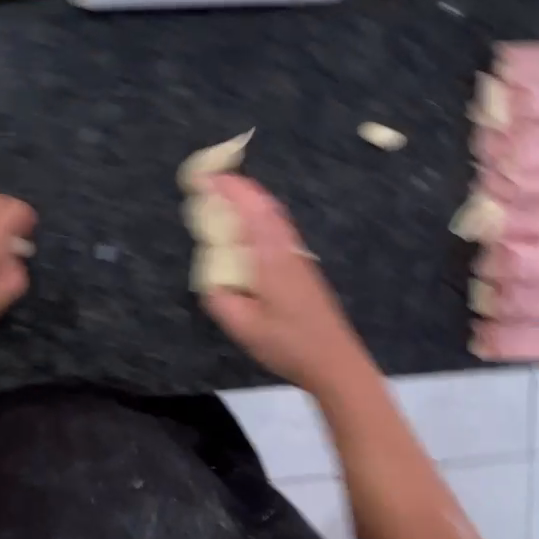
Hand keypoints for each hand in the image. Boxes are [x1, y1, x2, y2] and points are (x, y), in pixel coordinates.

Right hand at [200, 174, 373, 394]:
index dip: (227, 188)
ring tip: (223, 197)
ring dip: (249, 199)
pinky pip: (278, 227)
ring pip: (273, 214)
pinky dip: (259, 214)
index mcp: (271, 256)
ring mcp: (298, 256)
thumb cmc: (288, 344)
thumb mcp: (242, 326)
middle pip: (264, 203)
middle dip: (237, 186)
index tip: (204, 176)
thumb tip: (208, 276)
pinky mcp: (302, 266)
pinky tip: (248, 226)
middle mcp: (286, 248)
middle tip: (209, 180)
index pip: (249, 209)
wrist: (335, 362)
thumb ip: (220, 297)